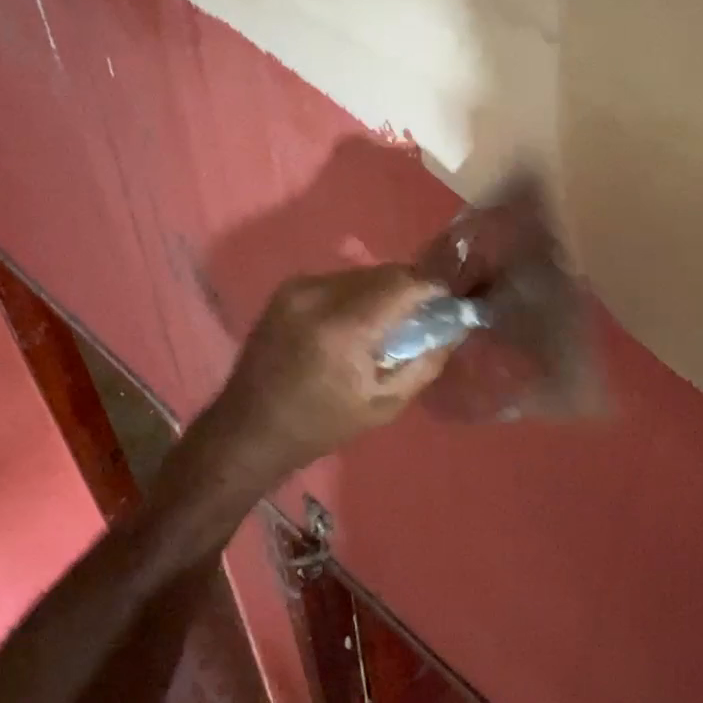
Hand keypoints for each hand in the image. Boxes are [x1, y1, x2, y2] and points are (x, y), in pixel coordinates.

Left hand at [167, 265, 449, 501]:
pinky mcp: (289, 288)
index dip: (434, 287)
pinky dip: (358, 294)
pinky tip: (357, 322)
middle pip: (386, 273)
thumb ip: (425, 361)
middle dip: (412, 289)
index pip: (405, 283)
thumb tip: (454, 328)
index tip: (451, 300)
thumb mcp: (384, 404)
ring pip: (364, 274)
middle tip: (425, 315)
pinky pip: (340, 280)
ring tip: (389, 322)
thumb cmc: (321, 425)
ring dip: (385, 290)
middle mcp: (320, 296)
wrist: (248, 429)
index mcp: (345, 329)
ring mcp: (300, 287)